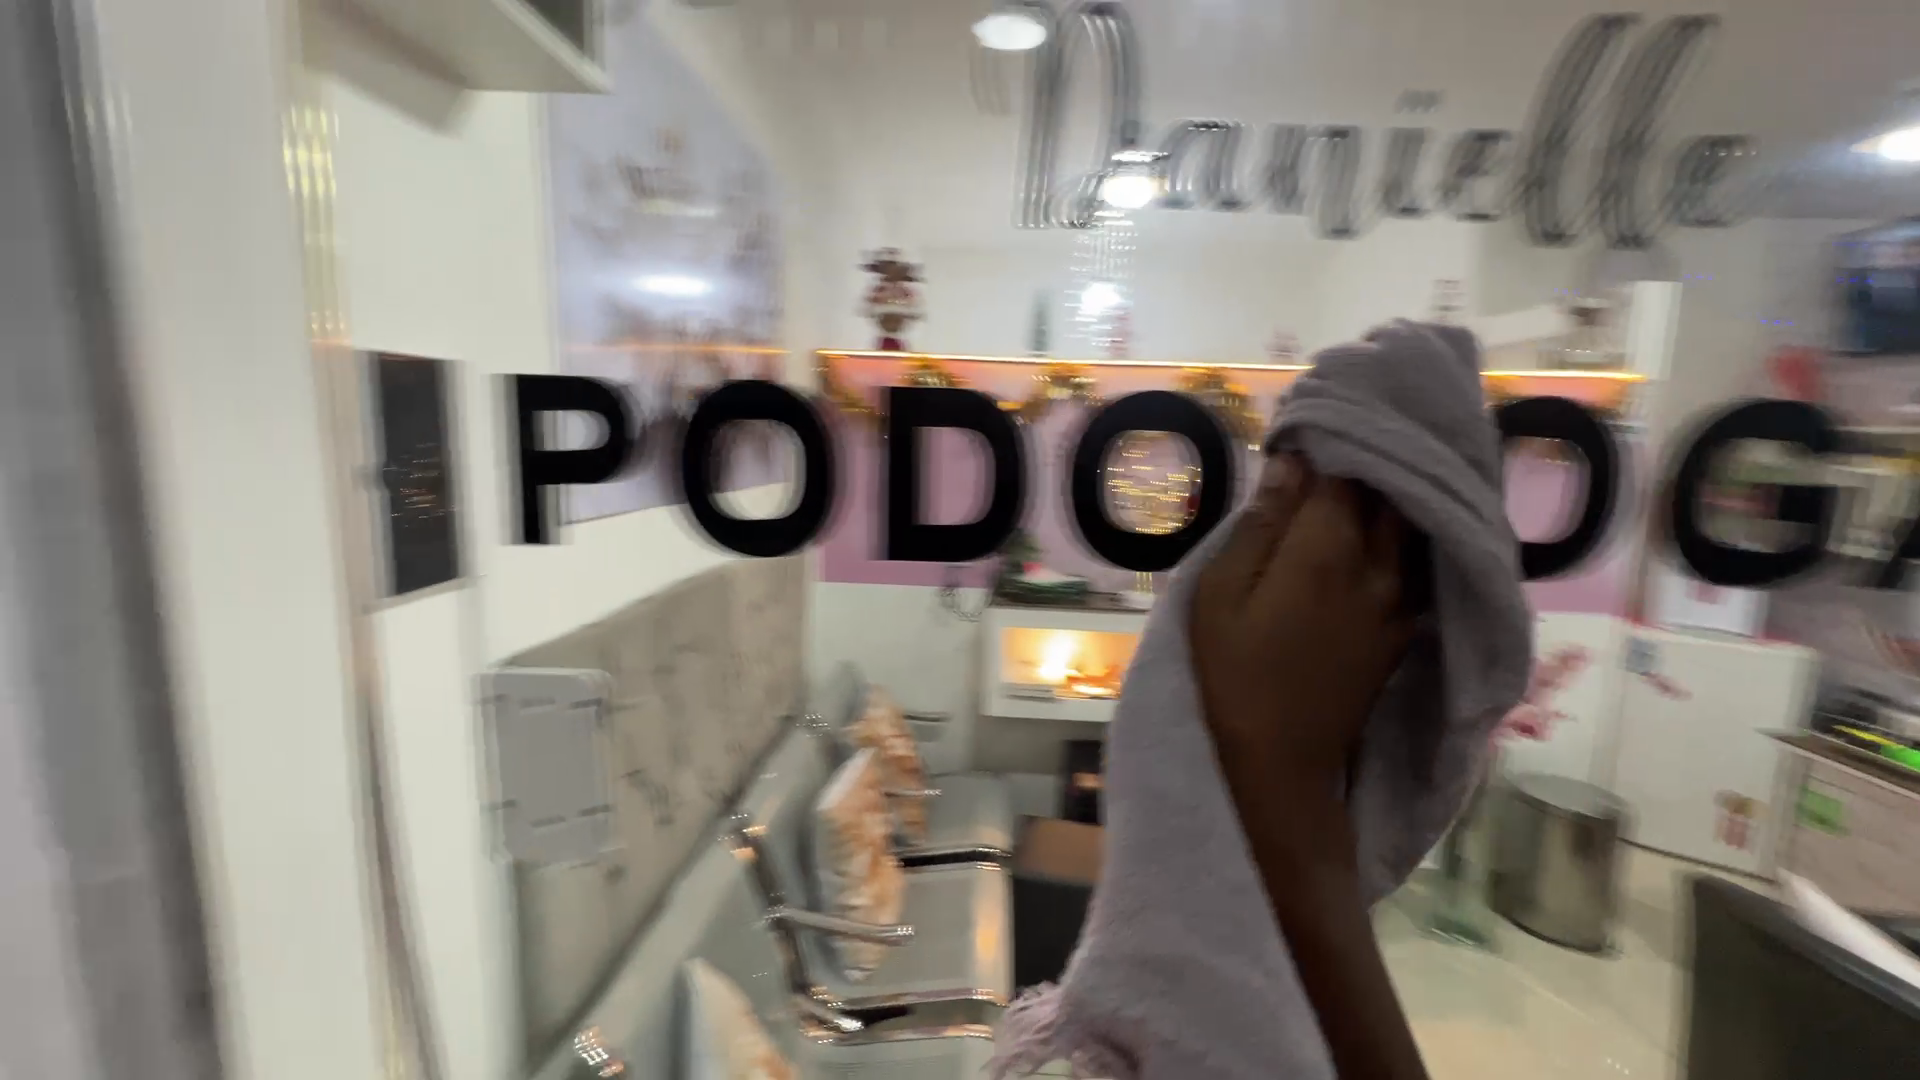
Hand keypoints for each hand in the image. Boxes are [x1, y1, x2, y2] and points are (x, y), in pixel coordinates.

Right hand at [1189, 455, 1414, 798]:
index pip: (1339, 475)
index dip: (1326, 446)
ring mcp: (1399, 598)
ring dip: (1392, 491)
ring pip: (1411, 523)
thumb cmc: (1233, 672)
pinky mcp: (1407, 626)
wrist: (1282, 756)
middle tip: (1335, 445)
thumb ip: (1257, 526)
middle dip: (1366, 461)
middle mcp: (1375, 565)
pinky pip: (1420, 562)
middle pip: (1386, 492)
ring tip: (1365, 471)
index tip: (1304, 432)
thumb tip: (1286, 464)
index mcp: (1323, 551)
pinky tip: (1394, 525)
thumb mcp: (1219, 595)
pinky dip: (1409, 533)